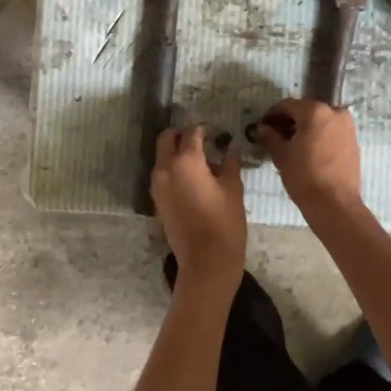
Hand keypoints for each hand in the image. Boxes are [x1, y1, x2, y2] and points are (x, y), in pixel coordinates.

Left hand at [151, 125, 245, 294]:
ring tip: (201, 162)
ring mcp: (157, 185)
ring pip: (162, 156)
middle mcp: (165, 168)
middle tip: (203, 141)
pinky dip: (173, 169)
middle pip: (167, 138)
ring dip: (176, 152)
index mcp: (186, 161)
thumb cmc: (225, 223)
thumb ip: (230, 162)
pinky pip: (162, 174)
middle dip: (182, 135)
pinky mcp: (156, 200)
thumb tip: (231, 145)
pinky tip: (193, 179)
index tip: (216, 132)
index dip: (204, 129)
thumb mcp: (233, 188)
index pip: (191, 133)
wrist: (206, 261)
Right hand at [249, 98, 362, 214]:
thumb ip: (270, 137)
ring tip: (291, 143)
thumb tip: (261, 128)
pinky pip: (331, 131)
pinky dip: (318, 135)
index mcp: (315, 111)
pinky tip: (308, 150)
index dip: (272, 114)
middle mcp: (335, 112)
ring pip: (320, 120)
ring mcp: (347, 127)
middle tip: (275, 134)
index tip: (262, 126)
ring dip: (305, 127)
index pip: (288, 105)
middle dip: (289, 120)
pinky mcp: (353, 141)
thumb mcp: (281, 155)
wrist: (335, 203)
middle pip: (306, 110)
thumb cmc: (304, 176)